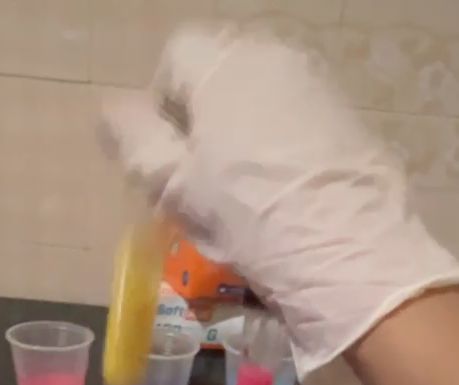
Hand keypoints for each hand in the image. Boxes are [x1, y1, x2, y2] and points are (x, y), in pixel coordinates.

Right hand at [100, 24, 458, 384]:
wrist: (345, 254)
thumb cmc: (247, 218)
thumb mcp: (175, 186)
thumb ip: (134, 140)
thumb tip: (112, 111)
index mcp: (222, 63)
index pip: (174, 59)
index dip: (162, 111)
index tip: (170, 166)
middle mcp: (271, 55)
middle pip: (218, 78)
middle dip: (202, 125)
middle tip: (204, 188)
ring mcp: (314, 83)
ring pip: (257, 102)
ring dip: (240, 139)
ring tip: (245, 199)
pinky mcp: (345, 117)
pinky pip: (294, 122)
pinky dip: (279, 150)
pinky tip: (284, 197)